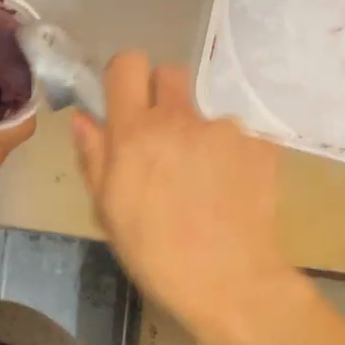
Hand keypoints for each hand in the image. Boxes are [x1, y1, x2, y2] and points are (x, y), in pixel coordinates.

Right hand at [70, 52, 292, 344]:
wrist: (228, 281)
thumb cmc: (152, 251)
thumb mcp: (106, 208)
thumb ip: (93, 156)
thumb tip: (84, 119)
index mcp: (135, 132)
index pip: (128, 64)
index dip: (123, 77)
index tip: (122, 102)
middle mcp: (180, 119)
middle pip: (169, 74)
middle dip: (160, 96)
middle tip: (158, 139)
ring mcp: (225, 130)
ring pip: (203, 114)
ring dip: (196, 135)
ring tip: (198, 182)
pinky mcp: (260, 145)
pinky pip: (235, 138)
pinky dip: (228, 156)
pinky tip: (225, 191)